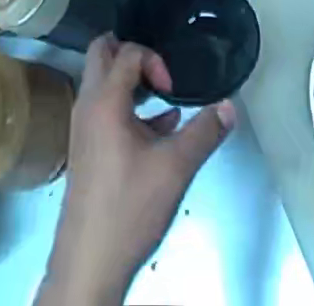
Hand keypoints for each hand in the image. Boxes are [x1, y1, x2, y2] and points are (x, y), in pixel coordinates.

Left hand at [38, 35, 234, 305]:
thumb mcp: (176, 167)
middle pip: (102, 54)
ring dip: (131, 82)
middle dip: (133, 54)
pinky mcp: (87, 147)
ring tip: (164, 98)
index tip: (173, 89)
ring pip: (102, 82)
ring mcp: (83, 126)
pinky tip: (160, 131)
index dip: (154, 60)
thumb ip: (205, 132)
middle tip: (161, 73)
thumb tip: (229, 106)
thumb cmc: (129, 206)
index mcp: (104, 100)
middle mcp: (87, 105)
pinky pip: (105, 109)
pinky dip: (129, 107)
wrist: (89, 261)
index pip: (126, 52)